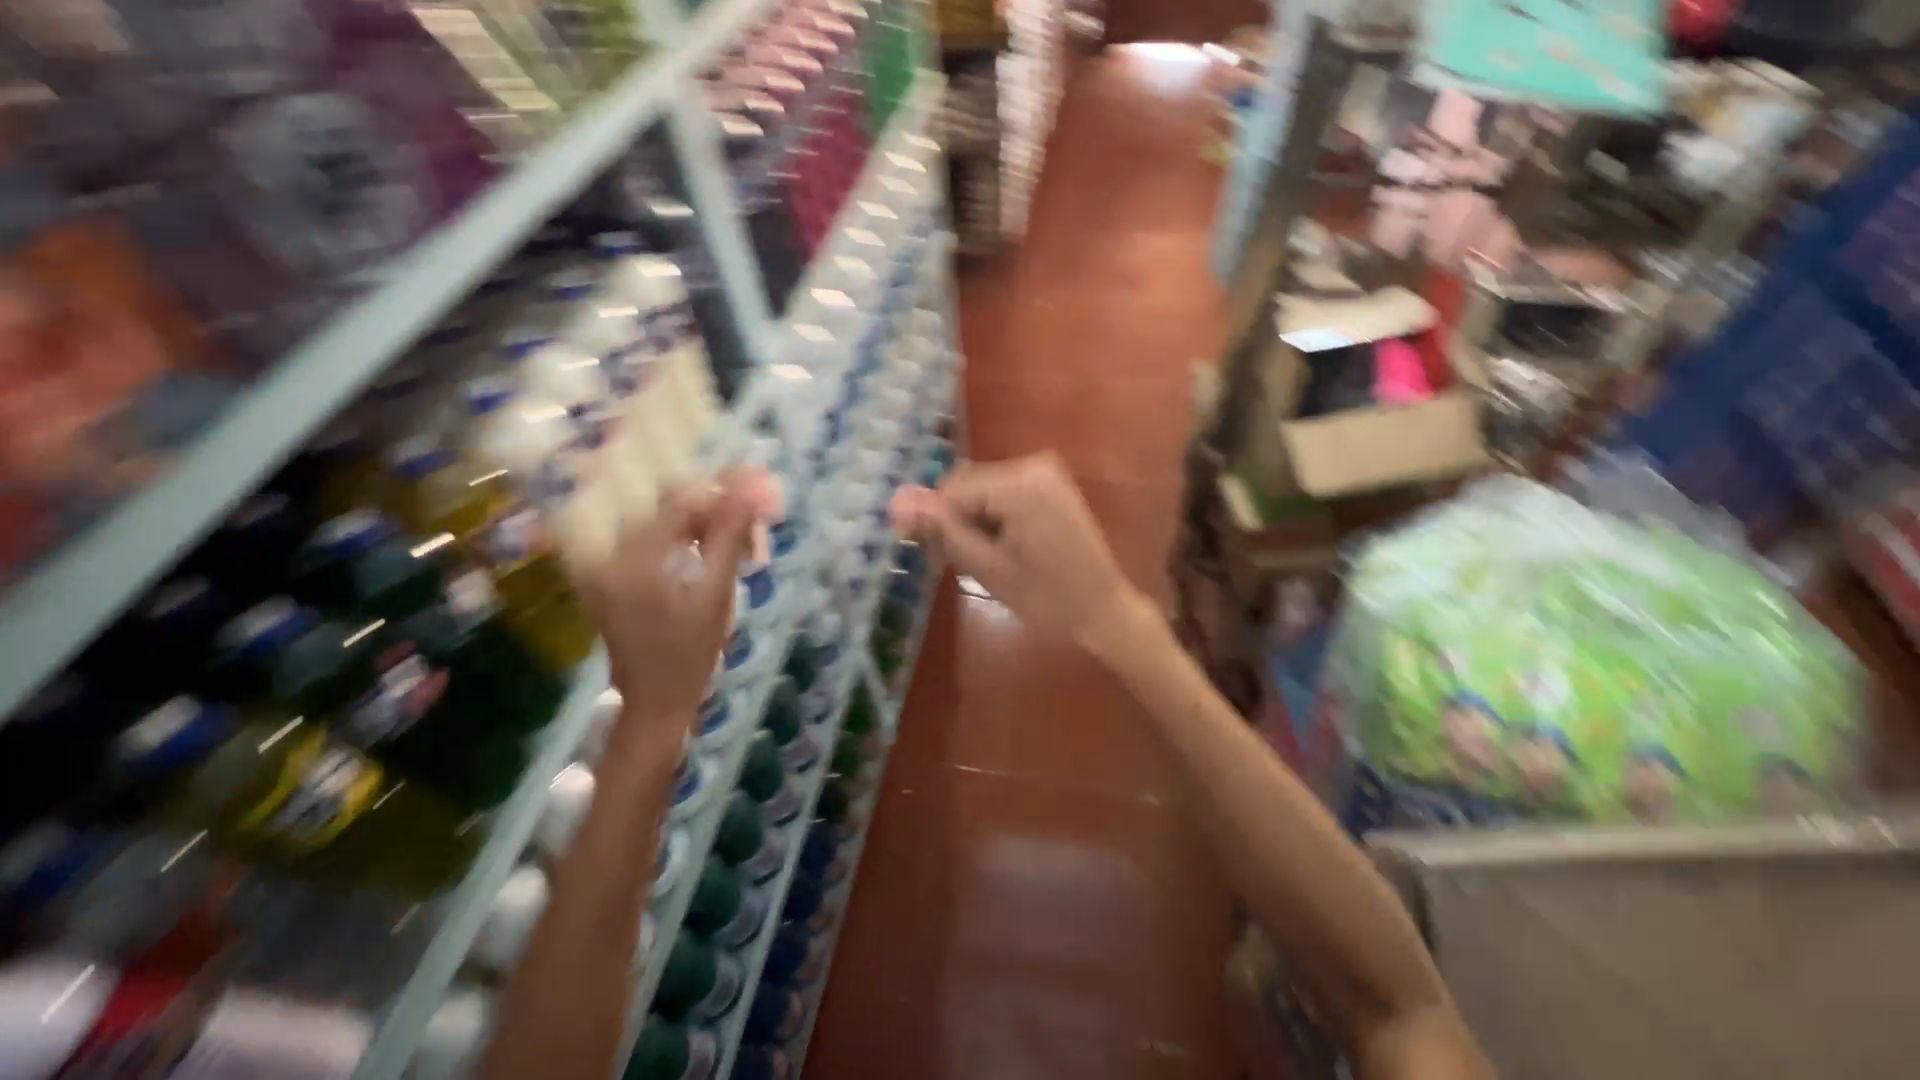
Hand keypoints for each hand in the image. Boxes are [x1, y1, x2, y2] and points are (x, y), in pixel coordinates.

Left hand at [578, 474, 755, 740]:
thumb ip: (730, 536)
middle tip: (755, 532)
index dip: (726, 494)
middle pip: (671, 507)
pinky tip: (711, 556)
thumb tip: (750, 486)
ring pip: (664, 522)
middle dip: (718, 510)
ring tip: (740, 549)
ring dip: (704, 526)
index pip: (683, 502)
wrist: (654, 703)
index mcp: (635, 559)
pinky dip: (684, 541)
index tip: (762, 501)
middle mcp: (611, 552)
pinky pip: (651, 540)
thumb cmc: (691, 656)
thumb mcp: (716, 595)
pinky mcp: (608, 574)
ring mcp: (605, 563)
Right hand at [917, 452, 1148, 647]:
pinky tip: (999, 548)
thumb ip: (942, 530)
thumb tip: (896, 501)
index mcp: (1019, 483)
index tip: (935, 559)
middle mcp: (1033, 465)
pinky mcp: (1051, 484)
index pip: (950, 491)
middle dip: (954, 521)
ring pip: (982, 489)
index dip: (934, 523)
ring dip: (972, 521)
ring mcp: (1046, 472)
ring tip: (979, 560)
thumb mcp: (986, 567)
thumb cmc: (1046, 599)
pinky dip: (992, 517)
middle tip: (955, 564)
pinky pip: (1004, 492)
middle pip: (966, 485)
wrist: (1104, 611)